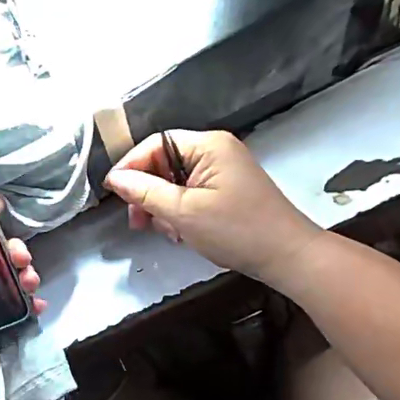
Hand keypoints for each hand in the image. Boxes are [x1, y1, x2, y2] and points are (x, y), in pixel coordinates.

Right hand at [103, 130, 324, 286]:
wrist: (286, 256)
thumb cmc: (236, 230)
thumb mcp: (183, 212)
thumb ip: (145, 192)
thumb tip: (115, 178)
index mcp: (207, 146)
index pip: (155, 144)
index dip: (131, 166)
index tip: (114, 193)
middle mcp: (214, 151)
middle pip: (162, 163)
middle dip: (146, 192)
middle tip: (137, 222)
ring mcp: (221, 171)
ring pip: (173, 182)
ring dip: (161, 207)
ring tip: (165, 232)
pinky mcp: (225, 190)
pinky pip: (189, 194)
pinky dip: (178, 212)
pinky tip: (179, 233)